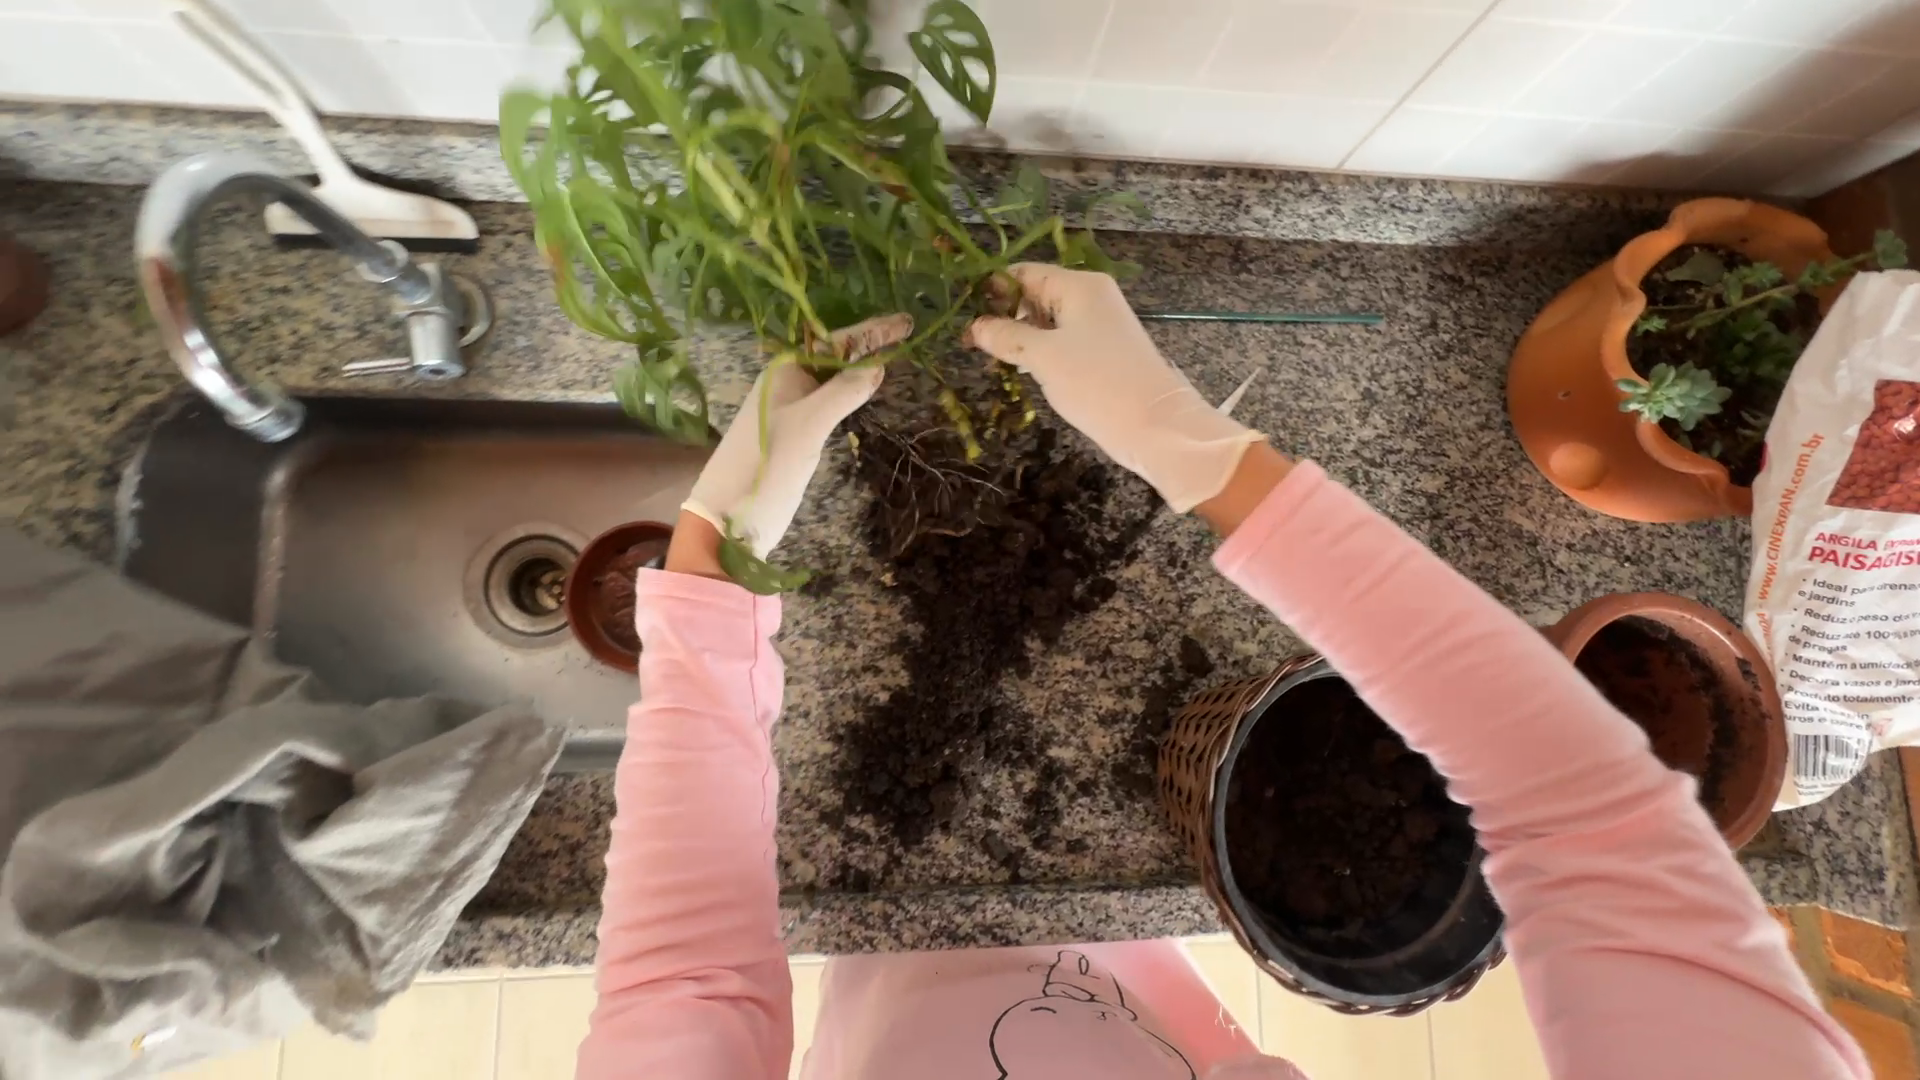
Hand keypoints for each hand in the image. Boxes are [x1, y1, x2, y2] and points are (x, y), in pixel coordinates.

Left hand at [682, 313, 911, 557]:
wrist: (730, 516)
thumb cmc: (765, 466)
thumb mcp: (808, 426)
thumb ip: (843, 393)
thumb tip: (878, 365)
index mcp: (785, 372)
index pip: (836, 341)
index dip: (872, 330)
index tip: (906, 322)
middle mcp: (788, 384)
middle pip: (834, 354)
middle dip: (868, 341)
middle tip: (906, 331)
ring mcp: (792, 410)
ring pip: (832, 377)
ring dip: (860, 365)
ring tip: (893, 353)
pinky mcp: (797, 434)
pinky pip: (829, 400)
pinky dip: (851, 391)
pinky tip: (866, 389)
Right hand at [966, 263, 1264, 511]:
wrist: (1154, 425)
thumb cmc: (1096, 383)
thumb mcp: (1042, 357)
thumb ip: (1006, 337)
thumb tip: (974, 326)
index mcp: (1079, 286)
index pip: (1024, 273)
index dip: (991, 289)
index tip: (962, 311)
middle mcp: (1091, 298)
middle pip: (1036, 294)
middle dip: (1004, 313)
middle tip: (971, 340)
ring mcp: (1099, 326)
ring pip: (1048, 321)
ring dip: (1020, 335)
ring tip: (989, 356)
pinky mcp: (1103, 353)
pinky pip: (1063, 341)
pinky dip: (1040, 351)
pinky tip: (1021, 368)